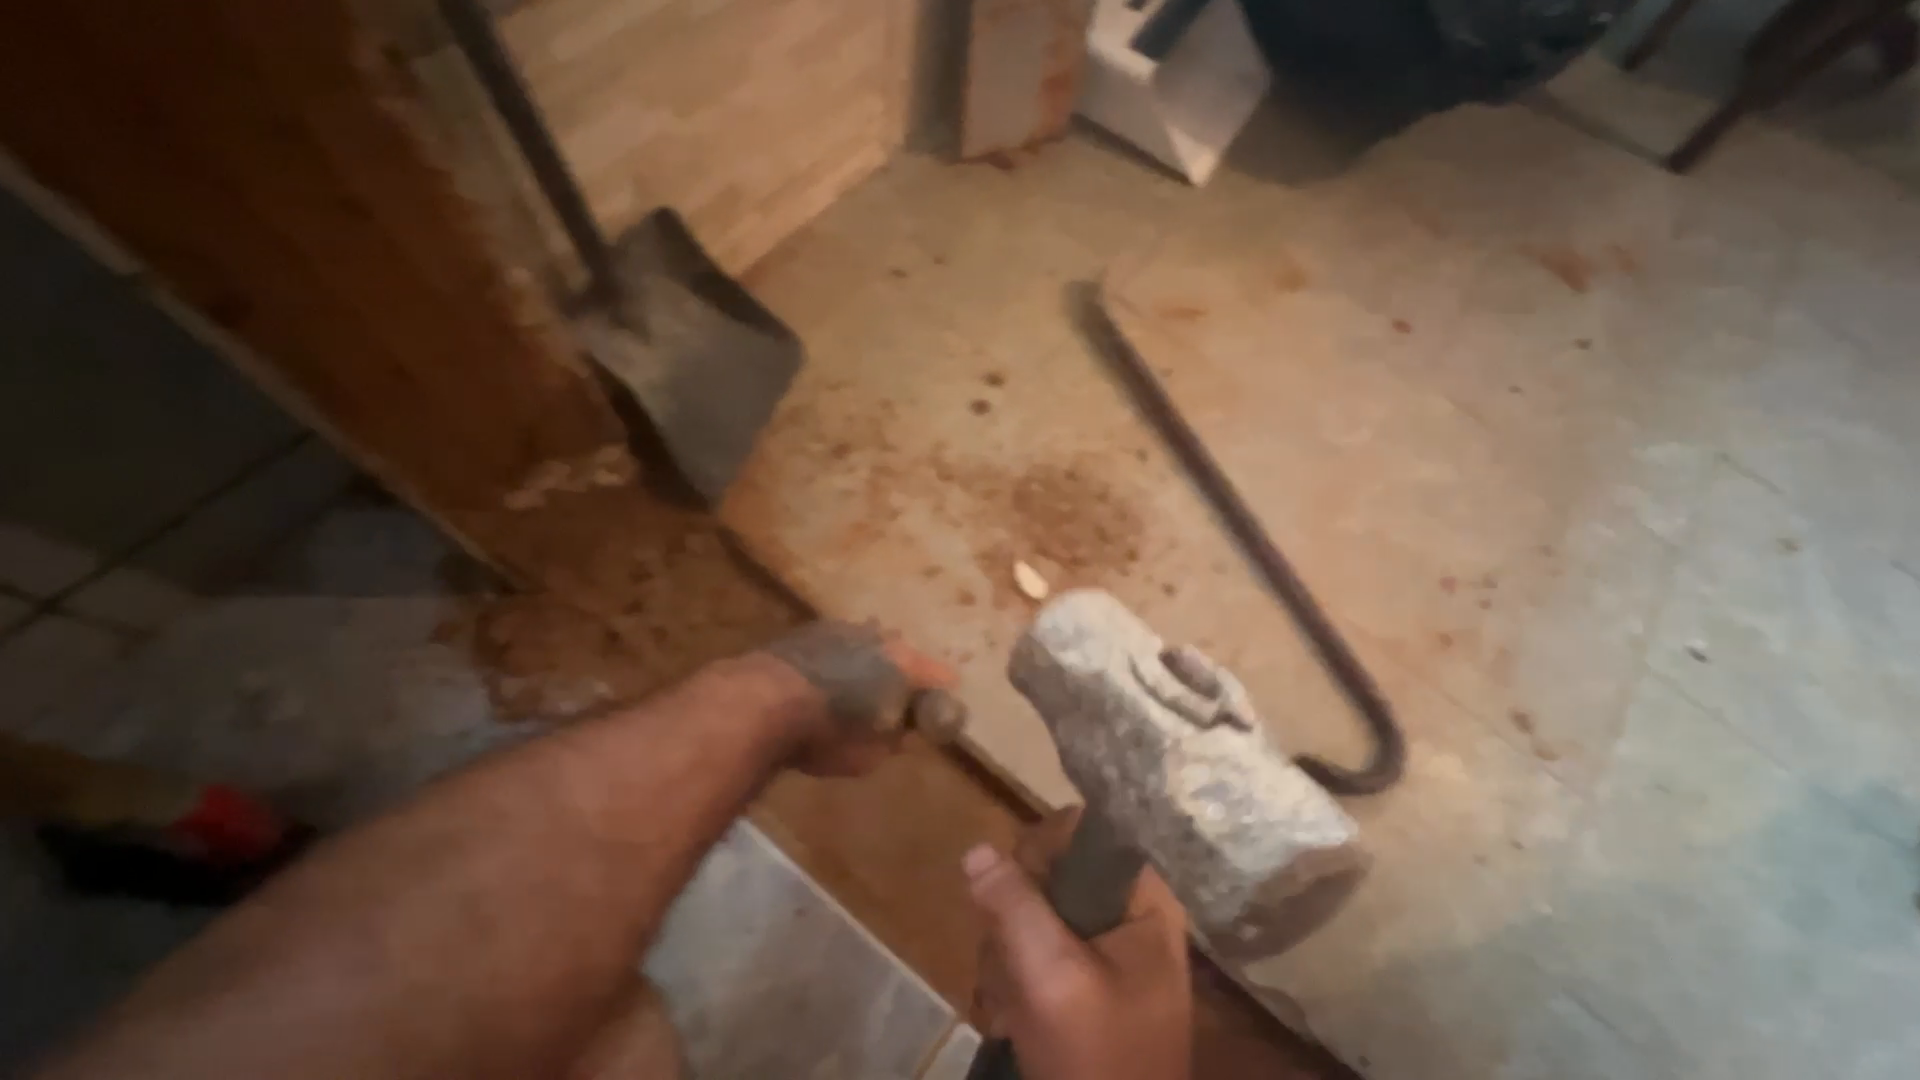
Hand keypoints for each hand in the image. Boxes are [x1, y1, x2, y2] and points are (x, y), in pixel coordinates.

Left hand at [757, 621, 956, 776]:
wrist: (759, 703)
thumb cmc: (827, 734)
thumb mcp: (872, 754)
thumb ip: (897, 738)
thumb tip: (905, 730)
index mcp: (906, 664)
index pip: (941, 676)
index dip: (943, 696)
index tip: (941, 714)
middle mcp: (880, 637)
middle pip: (905, 654)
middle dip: (905, 675)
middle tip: (898, 702)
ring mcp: (843, 628)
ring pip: (870, 643)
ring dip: (870, 663)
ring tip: (859, 689)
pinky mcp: (808, 630)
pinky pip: (838, 644)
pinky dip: (839, 660)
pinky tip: (827, 680)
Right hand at [966, 810, 1192, 1079]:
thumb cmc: (1095, 1058)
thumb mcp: (1052, 976)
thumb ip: (1015, 906)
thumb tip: (977, 849)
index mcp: (1141, 899)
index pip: (1083, 831)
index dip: (1040, 849)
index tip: (1012, 886)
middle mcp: (1125, 914)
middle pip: (1050, 870)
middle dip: (1015, 914)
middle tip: (1010, 959)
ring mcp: (1101, 949)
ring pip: (1030, 911)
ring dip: (1007, 954)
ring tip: (1011, 1001)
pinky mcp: (1079, 979)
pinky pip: (1030, 950)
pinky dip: (1012, 979)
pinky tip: (1012, 1015)